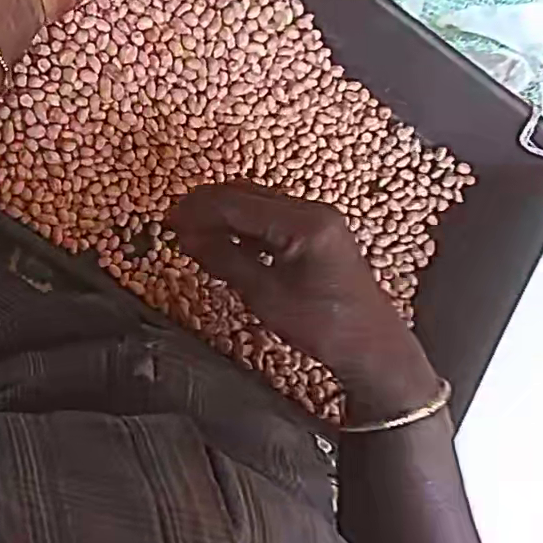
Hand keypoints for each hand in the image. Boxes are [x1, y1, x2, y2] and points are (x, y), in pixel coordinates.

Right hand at [168, 181, 439, 403]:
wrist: (373, 348)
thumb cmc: (322, 326)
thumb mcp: (266, 295)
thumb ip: (225, 259)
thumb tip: (186, 237)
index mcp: (303, 222)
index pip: (236, 203)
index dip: (198, 210)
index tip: (169, 220)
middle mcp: (312, 210)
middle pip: (246, 195)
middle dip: (207, 206)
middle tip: (175, 223)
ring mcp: (318, 219)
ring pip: (257, 203)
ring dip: (224, 213)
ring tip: (193, 231)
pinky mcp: (318, 232)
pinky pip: (271, 217)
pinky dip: (243, 225)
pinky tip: (224, 239)